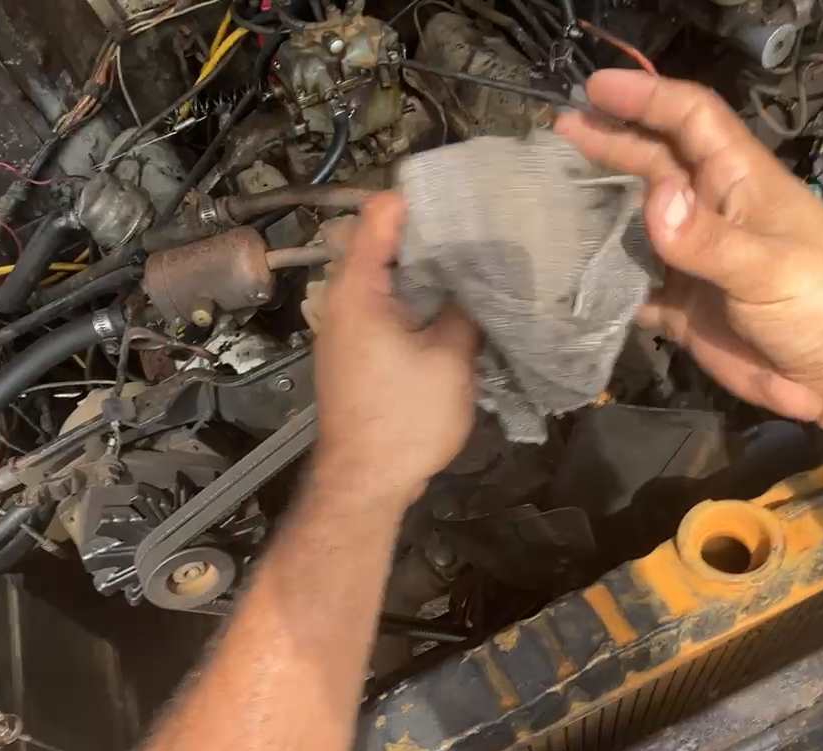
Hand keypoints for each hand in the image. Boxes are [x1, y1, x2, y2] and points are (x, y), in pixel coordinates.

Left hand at [311, 192, 479, 507]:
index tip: (466, 197)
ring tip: (472, 266)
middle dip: (429, 236)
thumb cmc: (405, 419)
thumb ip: (465, 310)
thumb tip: (480, 280)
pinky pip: (382, 311)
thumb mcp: (451, 360)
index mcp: (358, 290)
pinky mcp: (353, 356)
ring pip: (384, 281)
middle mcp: (341, 302)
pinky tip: (449, 309)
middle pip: (382, 246)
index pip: (381, 214)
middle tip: (479, 231)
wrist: (364, 482)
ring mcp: (343, 331)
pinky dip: (412, 303)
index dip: (423, 199)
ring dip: (423, 273)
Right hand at [556, 70, 822, 425]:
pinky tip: (574, 281)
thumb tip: (653, 198)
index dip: (646, 98)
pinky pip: (634, 290)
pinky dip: (606, 286)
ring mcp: (694, 263)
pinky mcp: (681, 309)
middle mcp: (712, 214)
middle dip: (612, 144)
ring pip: (638, 228)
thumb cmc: (822, 306)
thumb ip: (707, 238)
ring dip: (600, 213)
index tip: (596, 89)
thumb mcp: (768, 266)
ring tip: (554, 201)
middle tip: (561, 130)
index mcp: (740, 183)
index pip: (690, 122)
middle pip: (655, 166)